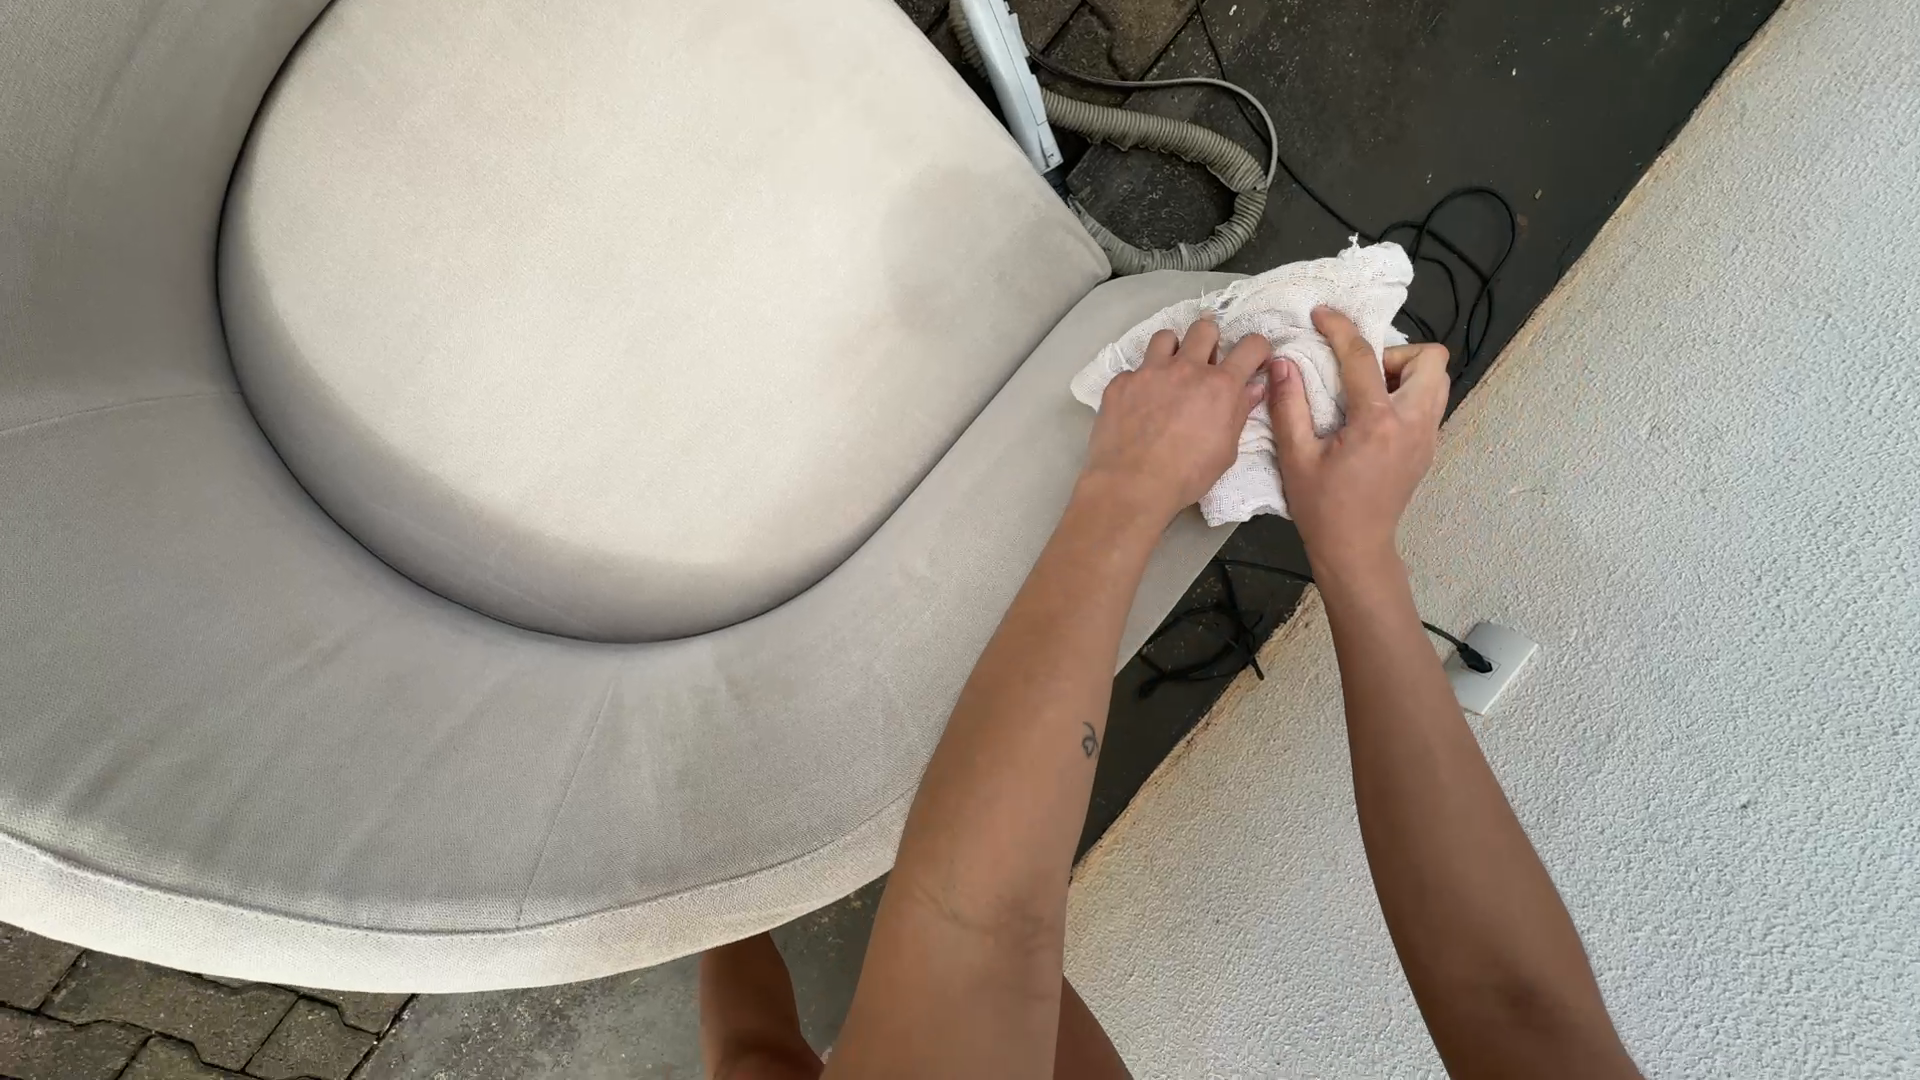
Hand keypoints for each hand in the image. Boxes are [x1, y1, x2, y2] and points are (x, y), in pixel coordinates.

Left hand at [1081, 318, 1272, 525]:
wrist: (1130, 485)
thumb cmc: (1185, 476)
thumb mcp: (1225, 451)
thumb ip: (1239, 413)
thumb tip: (1252, 389)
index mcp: (1219, 386)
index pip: (1251, 345)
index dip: (1256, 349)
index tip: (1252, 360)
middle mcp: (1186, 369)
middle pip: (1203, 328)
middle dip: (1209, 341)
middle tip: (1204, 364)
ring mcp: (1149, 373)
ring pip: (1165, 338)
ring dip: (1172, 351)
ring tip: (1168, 374)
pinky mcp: (1120, 383)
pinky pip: (1133, 371)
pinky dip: (1139, 383)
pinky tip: (1137, 405)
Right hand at [1269, 307, 1448, 579]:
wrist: (1355, 547)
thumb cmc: (1321, 507)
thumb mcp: (1295, 457)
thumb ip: (1289, 405)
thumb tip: (1282, 364)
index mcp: (1377, 423)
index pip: (1363, 358)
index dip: (1340, 328)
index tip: (1322, 314)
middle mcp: (1413, 423)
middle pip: (1430, 359)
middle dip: (1394, 354)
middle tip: (1359, 376)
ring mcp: (1427, 437)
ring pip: (1436, 380)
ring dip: (1403, 374)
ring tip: (1366, 395)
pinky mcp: (1428, 448)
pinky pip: (1428, 404)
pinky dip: (1404, 397)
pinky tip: (1370, 420)